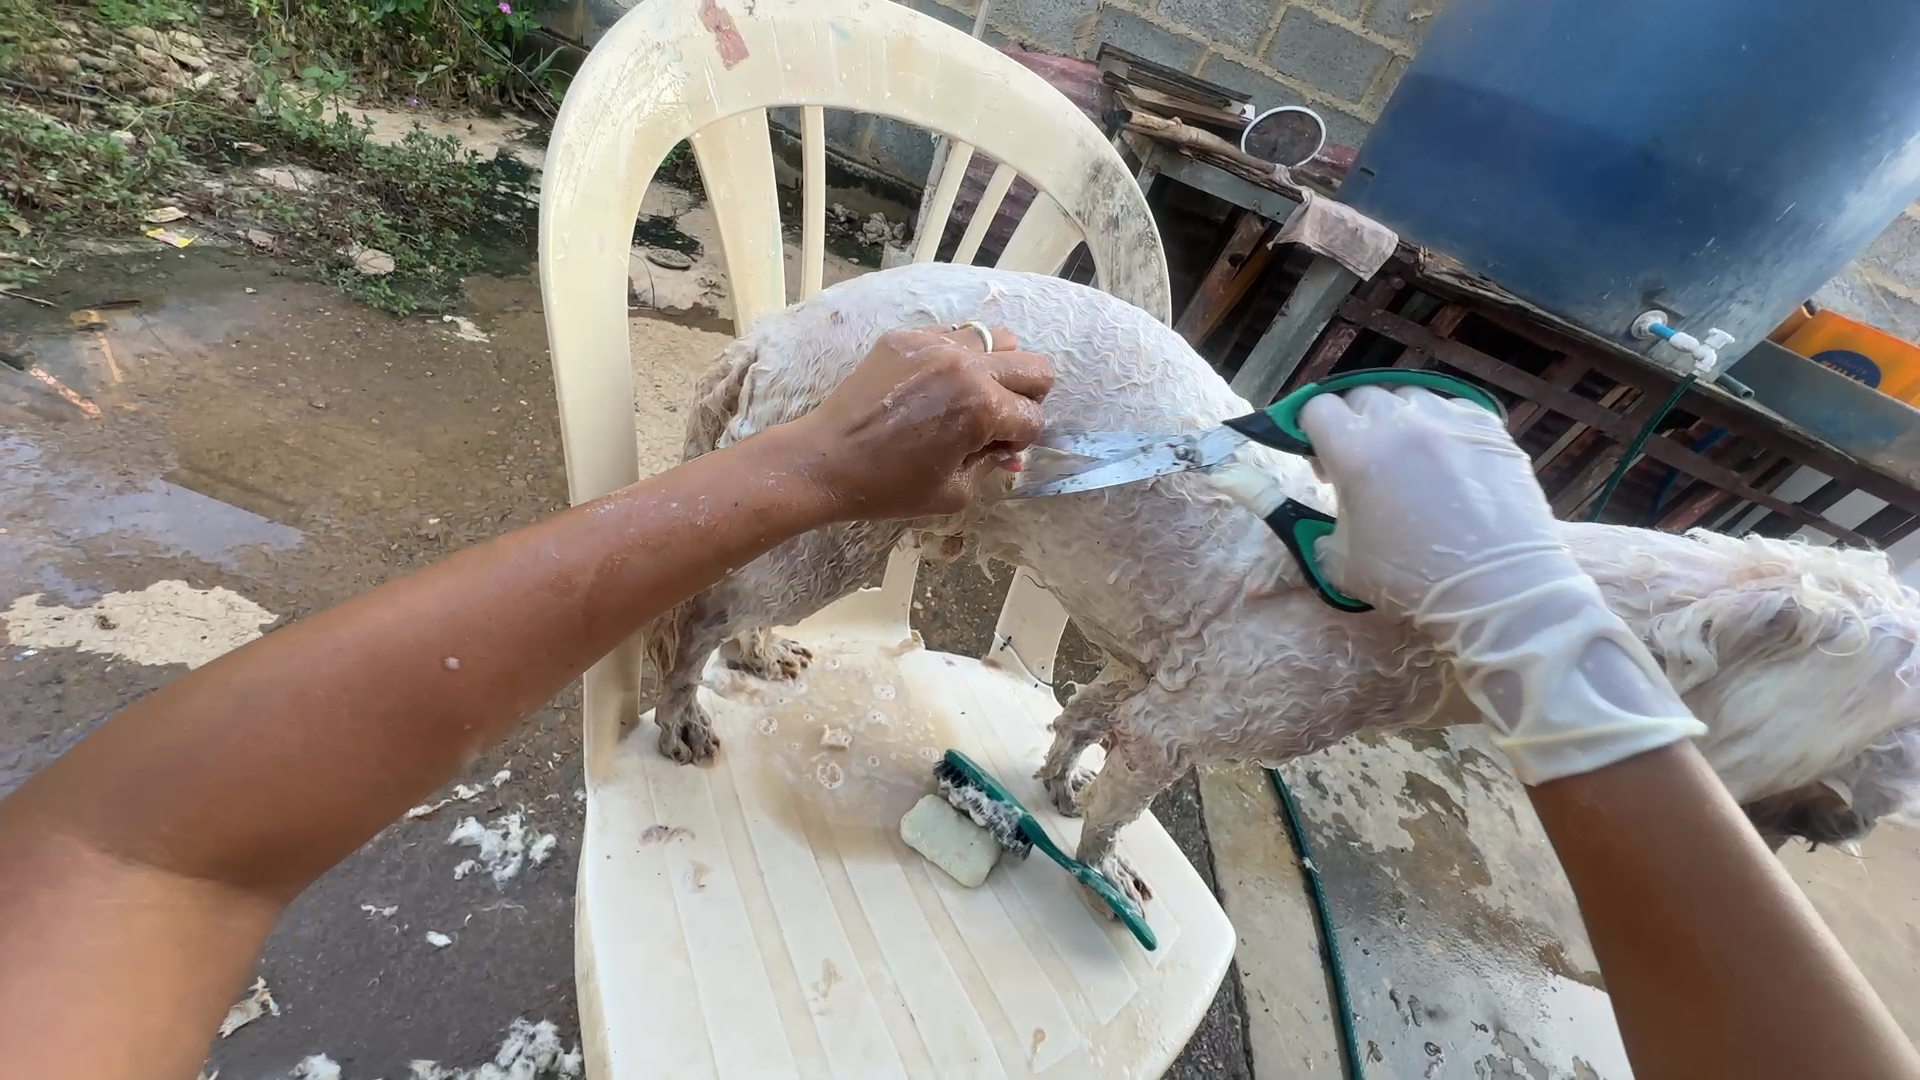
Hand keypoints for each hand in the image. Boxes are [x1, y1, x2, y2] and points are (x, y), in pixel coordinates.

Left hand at [786, 325, 1052, 520]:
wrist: (825, 460)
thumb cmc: (890, 487)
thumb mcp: (954, 492)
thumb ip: (992, 465)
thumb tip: (1009, 449)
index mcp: (982, 408)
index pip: (1033, 416)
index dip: (1022, 439)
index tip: (999, 449)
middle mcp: (966, 366)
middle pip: (1035, 367)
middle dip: (1027, 396)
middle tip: (1000, 416)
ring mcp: (935, 345)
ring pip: (999, 338)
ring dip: (996, 369)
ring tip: (970, 394)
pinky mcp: (907, 336)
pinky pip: (954, 335)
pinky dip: (957, 358)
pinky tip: (934, 385)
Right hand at [1298, 384, 1572, 613]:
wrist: (1497, 590)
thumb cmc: (1408, 580)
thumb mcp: (1335, 561)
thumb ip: (1310, 527)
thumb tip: (1296, 516)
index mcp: (1354, 454)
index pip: (1316, 408)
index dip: (1309, 431)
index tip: (1319, 460)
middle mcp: (1399, 426)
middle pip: (1359, 397)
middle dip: (1351, 424)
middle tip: (1358, 462)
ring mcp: (1448, 422)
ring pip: (1407, 396)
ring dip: (1395, 419)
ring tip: (1402, 455)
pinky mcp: (1489, 428)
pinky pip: (1451, 408)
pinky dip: (1437, 425)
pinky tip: (1442, 458)